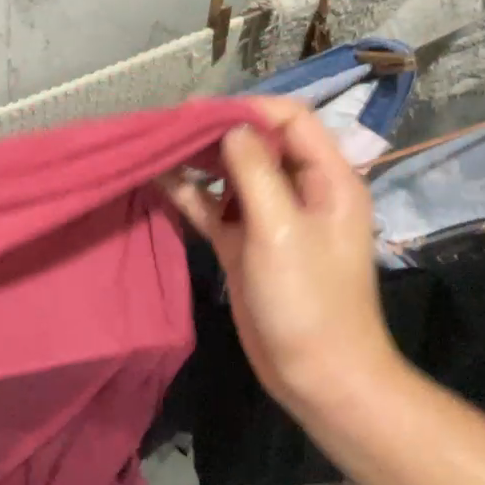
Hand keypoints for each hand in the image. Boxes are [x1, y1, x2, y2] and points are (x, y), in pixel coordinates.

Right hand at [162, 96, 401, 413]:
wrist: (318, 375)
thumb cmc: (308, 300)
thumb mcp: (280, 229)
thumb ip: (255, 171)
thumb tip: (231, 125)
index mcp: (328, 179)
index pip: (291, 119)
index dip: (248, 108)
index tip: (200, 112)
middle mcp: (300, 190)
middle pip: (256, 142)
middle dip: (214, 130)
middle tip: (168, 126)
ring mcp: (270, 218)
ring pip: (231, 172)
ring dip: (197, 160)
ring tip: (156, 146)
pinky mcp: (245, 242)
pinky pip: (215, 205)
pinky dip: (189, 192)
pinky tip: (158, 180)